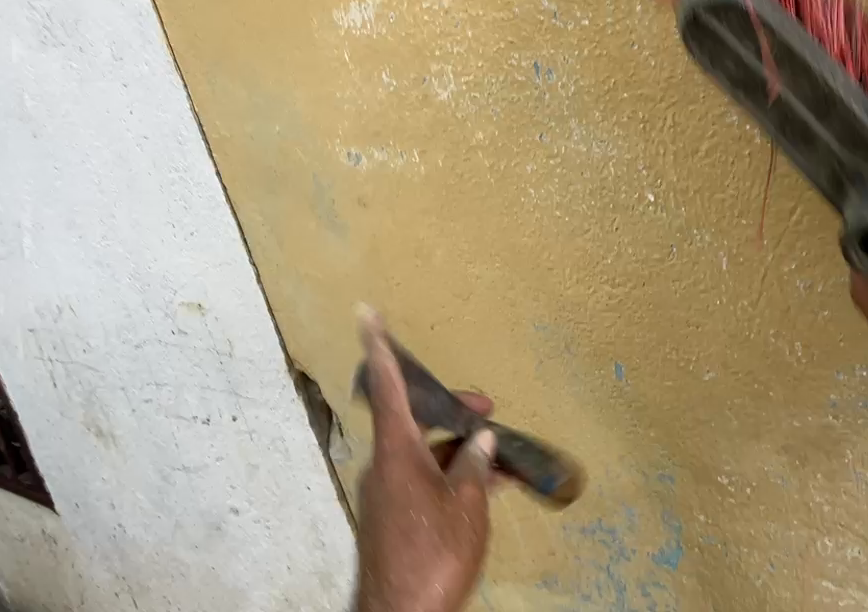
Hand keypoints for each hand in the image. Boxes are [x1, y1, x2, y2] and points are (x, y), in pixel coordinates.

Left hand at [354, 309, 497, 611]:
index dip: (379, 346)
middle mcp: (385, 466)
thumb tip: (480, 441)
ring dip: (460, 453)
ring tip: (503, 463)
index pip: (388, 386)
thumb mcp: (467, 506)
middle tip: (488, 411)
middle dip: (452, 412)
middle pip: (416, 421)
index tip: (364, 312)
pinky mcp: (391, 519)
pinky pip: (423, 481)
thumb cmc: (433, 555)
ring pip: (425, 455)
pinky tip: (484, 489)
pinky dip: (451, 478)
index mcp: (397, 452)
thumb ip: (475, 467)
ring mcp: (386, 494)